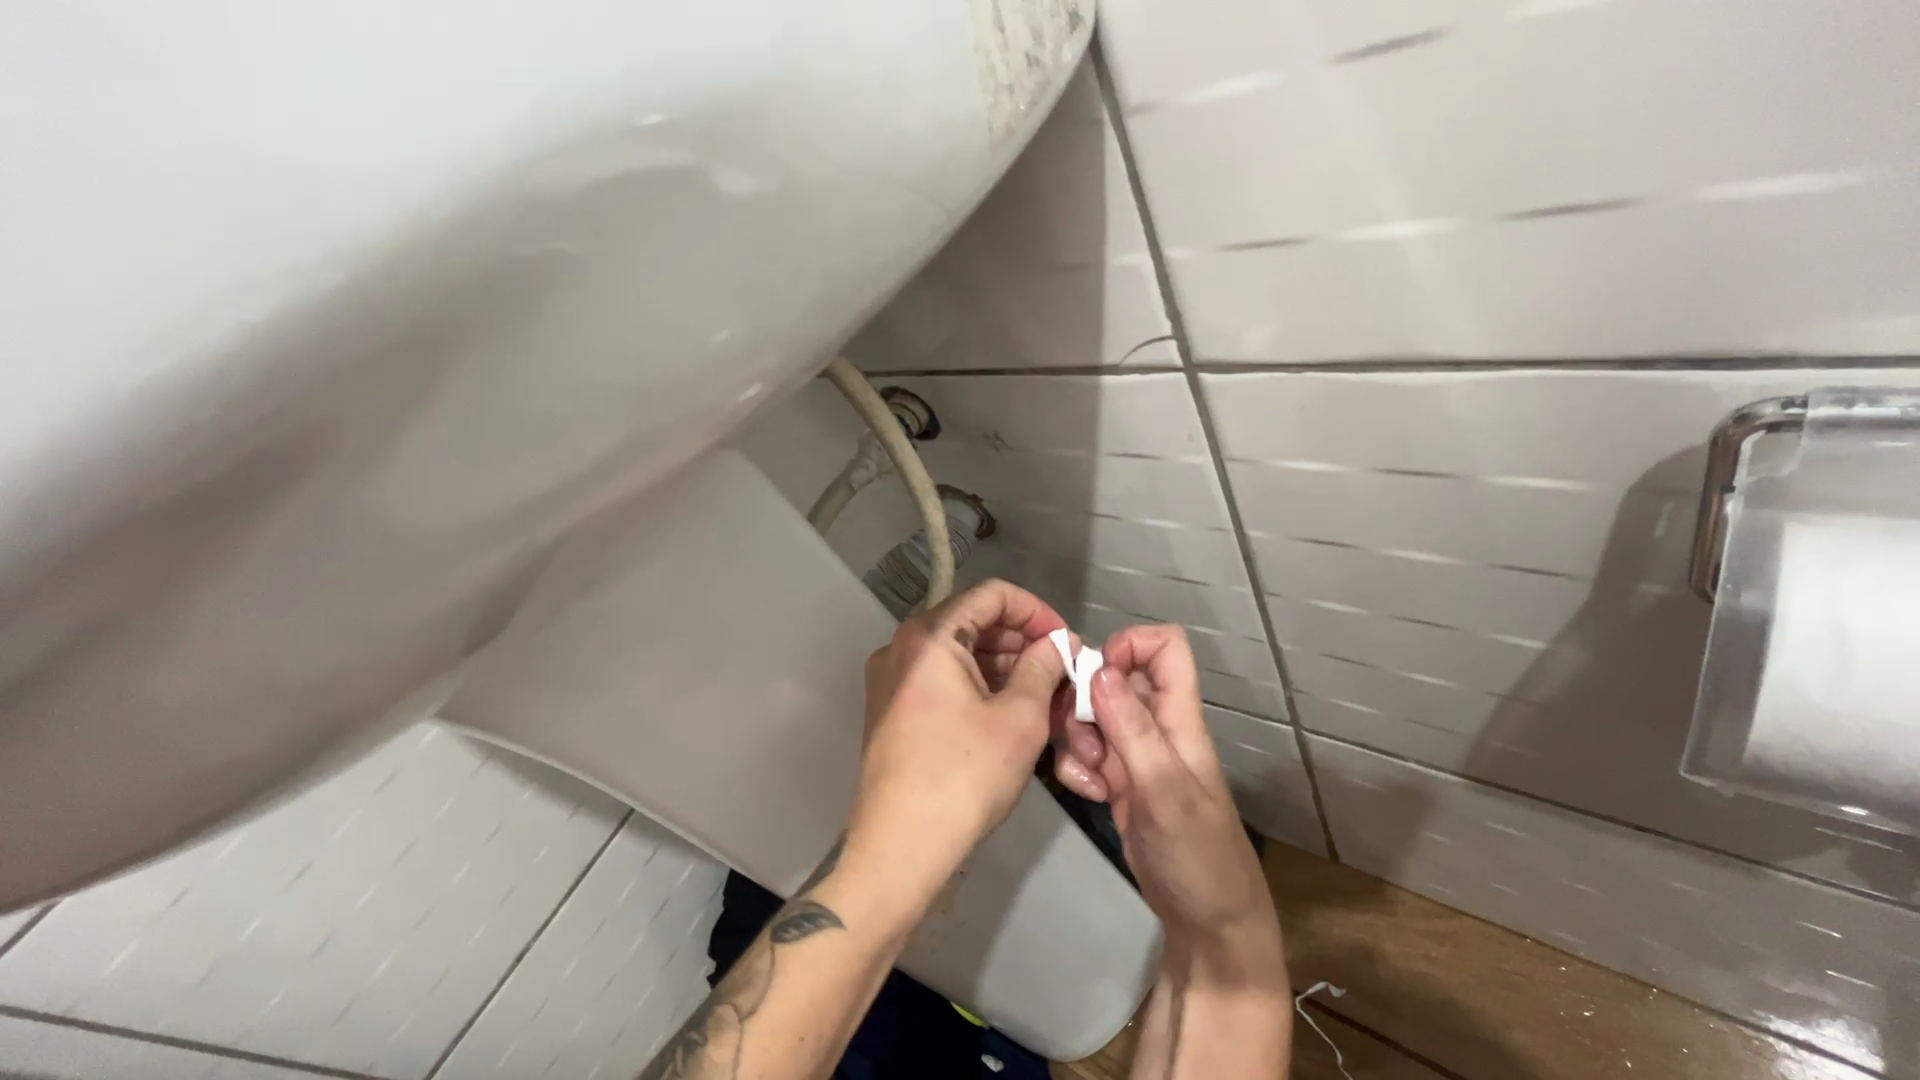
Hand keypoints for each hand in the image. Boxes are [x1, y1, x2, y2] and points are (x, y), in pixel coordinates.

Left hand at [849, 580, 1071, 889]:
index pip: (992, 594)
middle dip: (1021, 642)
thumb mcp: (1020, 718)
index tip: (1067, 643)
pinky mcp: (890, 709)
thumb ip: (1044, 667)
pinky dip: (977, 686)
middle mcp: (901, 647)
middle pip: (972, 621)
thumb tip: (1058, 642)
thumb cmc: (965, 776)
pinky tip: (1009, 714)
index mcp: (930, 636)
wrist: (900, 847)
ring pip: (957, 653)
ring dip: (1003, 666)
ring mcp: (890, 679)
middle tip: (1062, 673)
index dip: (1037, 612)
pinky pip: (940, 679)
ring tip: (1044, 697)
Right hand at [1052, 624, 1282, 982]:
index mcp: (1179, 719)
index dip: (1129, 646)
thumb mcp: (1165, 791)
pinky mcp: (1120, 786)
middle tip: (1083, 737)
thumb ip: (1133, 731)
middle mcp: (1157, 730)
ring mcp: (1137, 758)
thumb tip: (1100, 670)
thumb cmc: (1198, 855)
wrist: (1207, 922)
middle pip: (1113, 681)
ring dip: (1078, 739)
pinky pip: (1086, 757)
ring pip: (1093, 719)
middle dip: (1085, 701)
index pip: (1165, 649)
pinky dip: (1079, 770)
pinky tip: (1089, 797)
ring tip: (1089, 773)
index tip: (1096, 675)